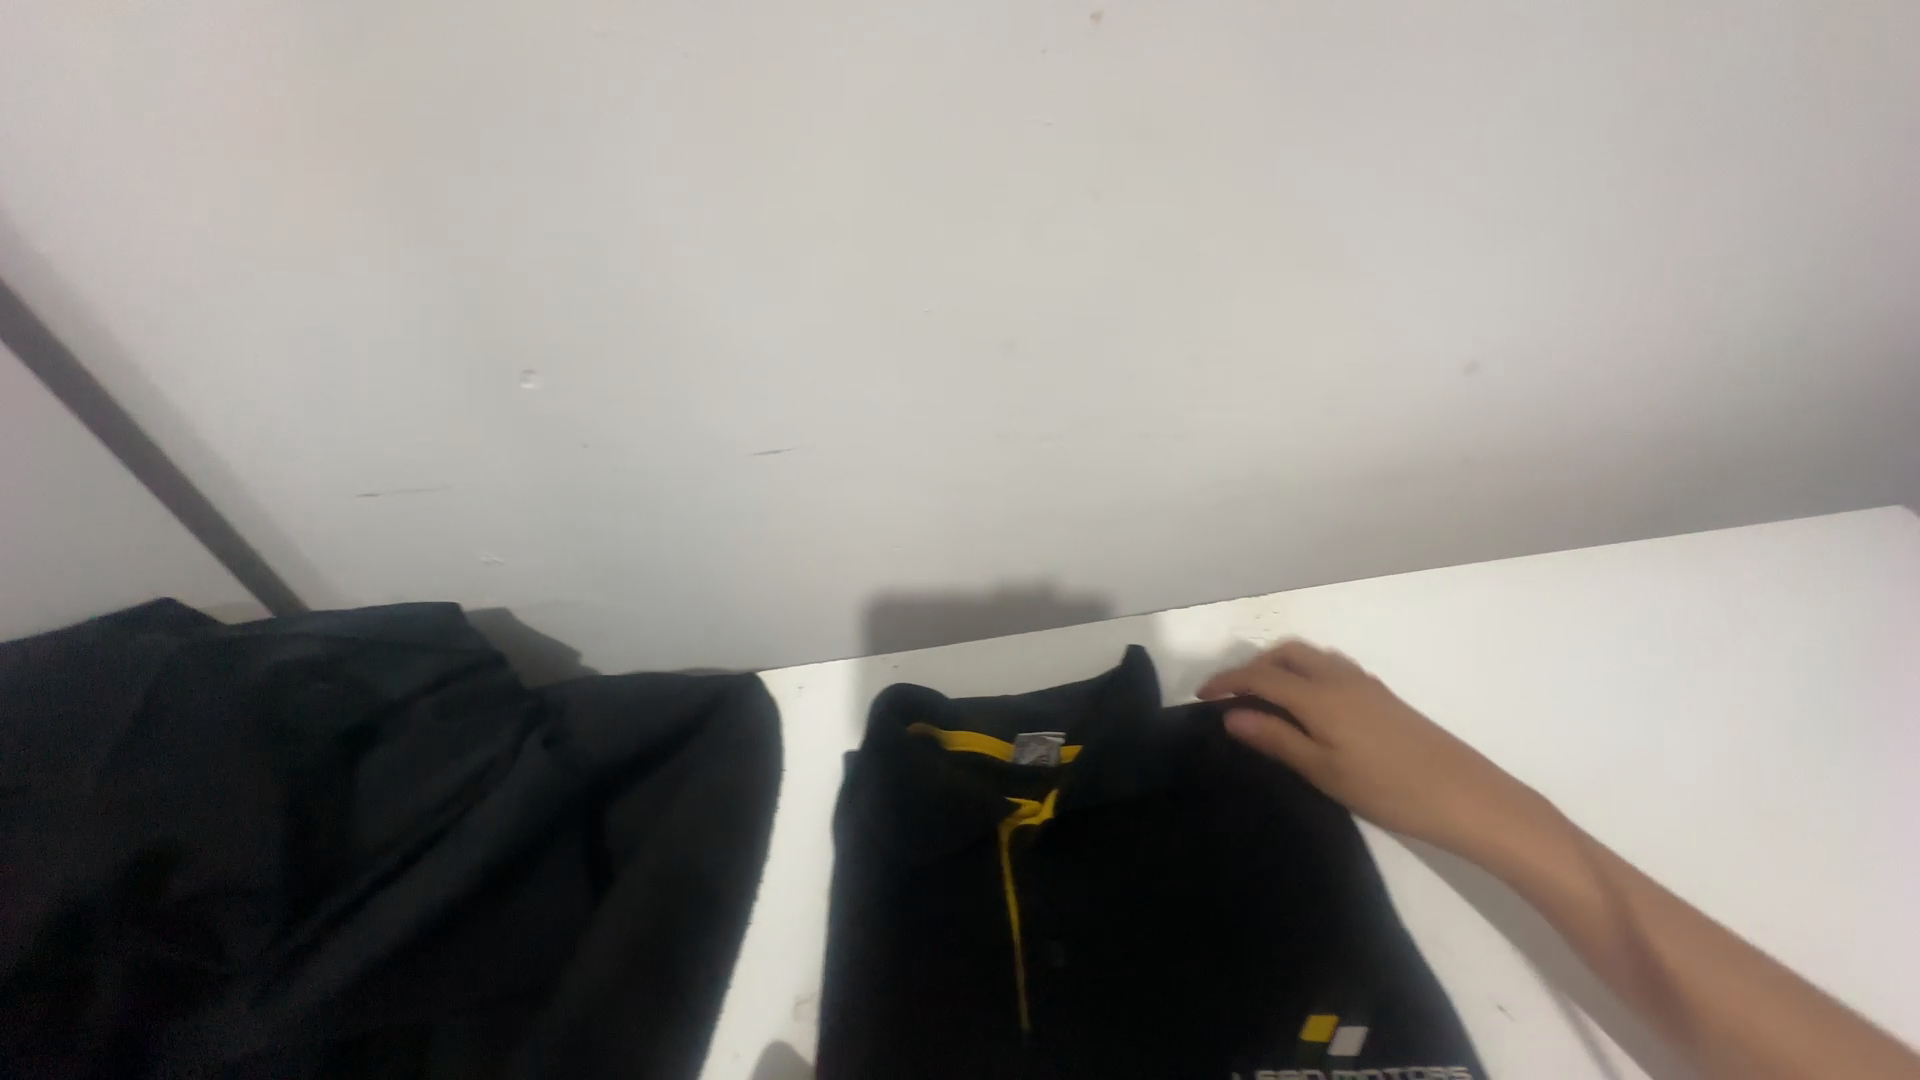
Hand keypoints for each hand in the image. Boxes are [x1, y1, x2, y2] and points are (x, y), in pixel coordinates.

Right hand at [1197, 640, 1550, 853]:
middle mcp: (1340, 678)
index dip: (1226, 682)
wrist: (1469, 798)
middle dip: (1253, 665)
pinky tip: (1309, 704)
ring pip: (1311, 656)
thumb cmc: (1389, 790)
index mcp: (1319, 696)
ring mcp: (1365, 684)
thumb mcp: (1323, 771)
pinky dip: (1306, 672)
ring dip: (1281, 665)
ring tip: (1266, 697)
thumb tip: (1230, 714)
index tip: (1201, 697)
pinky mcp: (1383, 696)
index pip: (1260, 676)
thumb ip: (1275, 738)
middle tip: (1233, 694)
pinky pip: (1331, 666)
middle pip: (1286, 653)